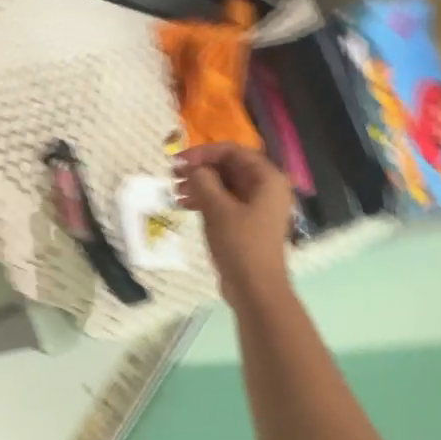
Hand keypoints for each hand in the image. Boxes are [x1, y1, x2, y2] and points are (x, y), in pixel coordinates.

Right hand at [173, 144, 295, 309]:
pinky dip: (205, 201)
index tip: (178, 162)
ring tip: (175, 193)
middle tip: (173, 177)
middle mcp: (265, 188)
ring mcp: (257, 206)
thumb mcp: (218, 210)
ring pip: (225, 185)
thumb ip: (204, 182)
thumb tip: (192, 169)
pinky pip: (225, 202)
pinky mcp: (247, 222)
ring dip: (200, 185)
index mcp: (267, 179)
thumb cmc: (240, 244)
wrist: (255, 287)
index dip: (204, 153)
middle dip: (200, 169)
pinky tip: (184, 206)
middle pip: (229, 168)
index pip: (233, 152)